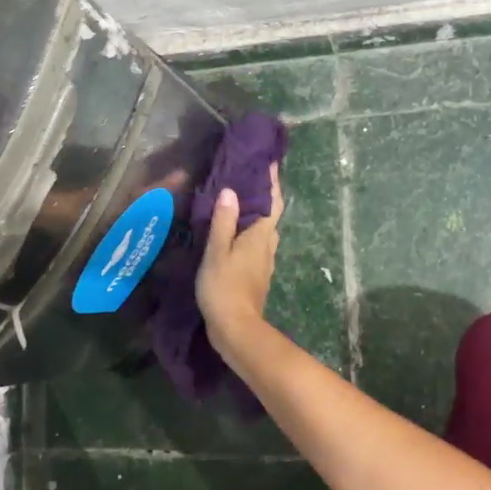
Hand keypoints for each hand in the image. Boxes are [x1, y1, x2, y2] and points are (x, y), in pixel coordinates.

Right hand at [196, 163, 282, 346]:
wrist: (235, 328)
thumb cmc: (225, 287)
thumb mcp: (217, 252)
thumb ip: (223, 222)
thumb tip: (230, 192)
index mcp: (260, 236)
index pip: (273, 202)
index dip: (272, 181)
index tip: (270, 161)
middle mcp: (268, 246)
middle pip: (270, 216)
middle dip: (262, 197)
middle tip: (247, 178)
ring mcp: (264, 263)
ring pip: (263, 232)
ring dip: (255, 216)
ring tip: (238, 203)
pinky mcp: (257, 276)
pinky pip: (256, 246)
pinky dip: (248, 234)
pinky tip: (233, 234)